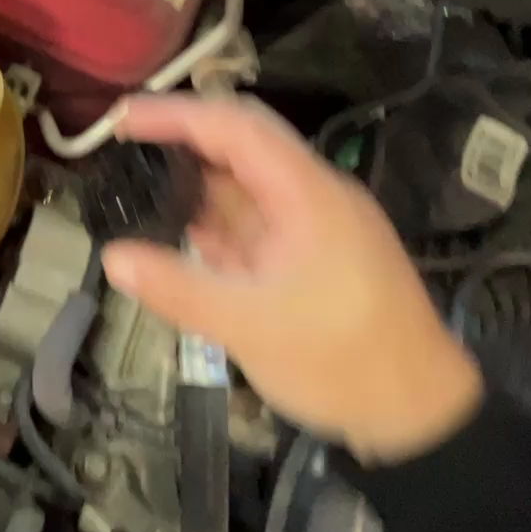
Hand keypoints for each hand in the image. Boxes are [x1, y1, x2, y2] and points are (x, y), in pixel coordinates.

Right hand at [100, 95, 482, 462]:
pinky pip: (247, 222)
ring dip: (190, 185)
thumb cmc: (342, 362)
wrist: (418, 416)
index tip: (121, 119)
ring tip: (132, 187)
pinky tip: (172, 233)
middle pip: (238, 147)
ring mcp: (308, 226)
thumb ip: (177, 289)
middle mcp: (309, 197)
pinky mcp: (303, 254)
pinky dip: (208, 222)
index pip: (236, 128)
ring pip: (240, 186)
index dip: (175, 115)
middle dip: (178, 141)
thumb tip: (112, 258)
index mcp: (307, 196)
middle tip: (119, 145)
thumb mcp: (250, 327)